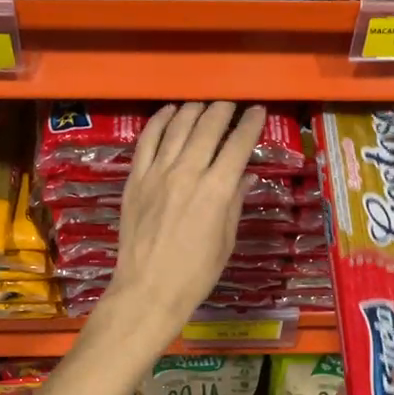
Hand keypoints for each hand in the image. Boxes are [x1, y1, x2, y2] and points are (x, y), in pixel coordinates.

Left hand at [104, 101, 267, 329]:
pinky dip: (158, 122)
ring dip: (192, 111)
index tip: (258, 111)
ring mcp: (157, 174)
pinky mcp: (135, 179)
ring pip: (177, 128)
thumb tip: (244, 177)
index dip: (251, 125)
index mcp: (216, 191)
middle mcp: (187, 173)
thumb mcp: (226, 241)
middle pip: (208, 129)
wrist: (148, 289)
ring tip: (202, 105)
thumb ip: (234, 204)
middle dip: (222, 112)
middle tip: (230, 105)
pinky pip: (146, 141)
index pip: (238, 145)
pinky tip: (168, 112)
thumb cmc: (195, 274)